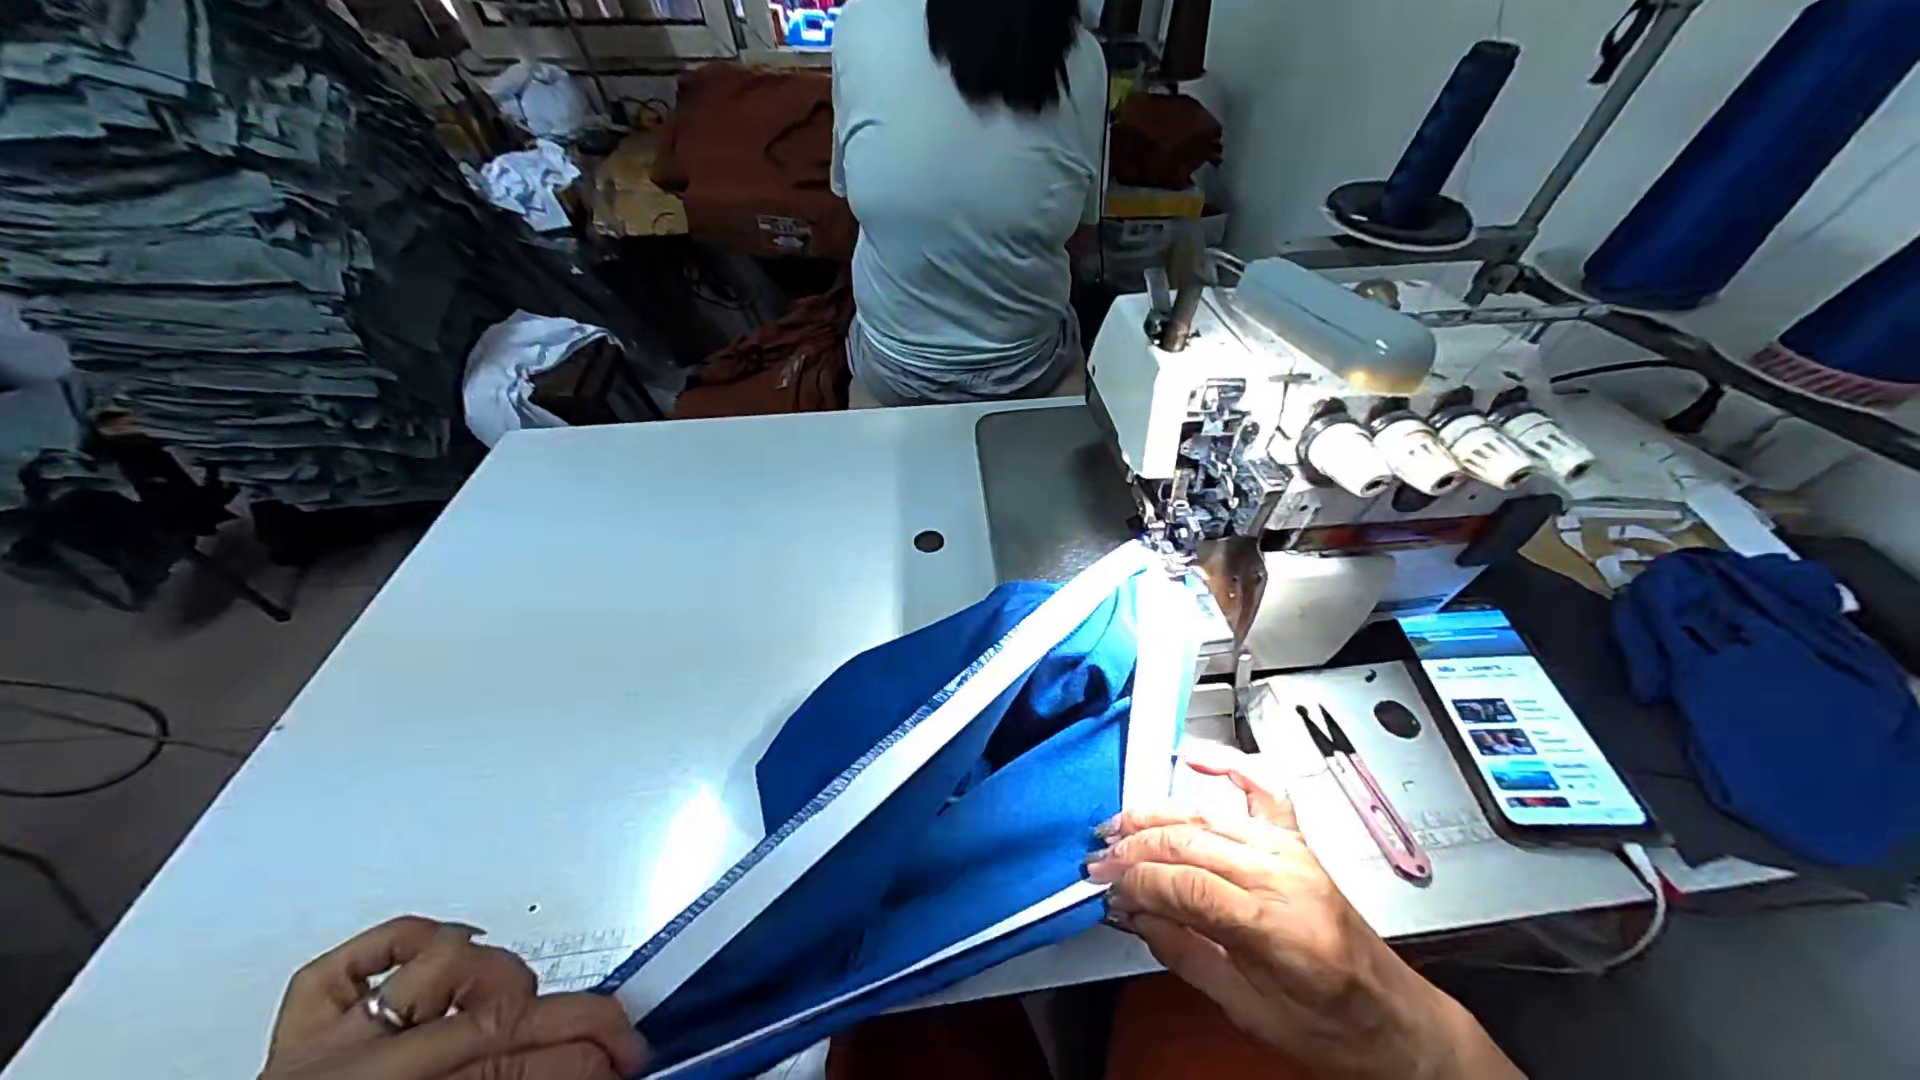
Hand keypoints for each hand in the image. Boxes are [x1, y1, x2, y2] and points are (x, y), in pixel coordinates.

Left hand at [260, 916, 648, 1079]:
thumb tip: (587, 1072)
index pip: (515, 1070)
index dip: (584, 1060)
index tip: (626, 1064)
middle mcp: (358, 1071)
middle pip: (498, 1017)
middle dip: (579, 1020)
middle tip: (623, 1037)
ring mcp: (324, 1044)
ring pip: (441, 963)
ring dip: (501, 976)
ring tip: (524, 1005)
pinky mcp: (296, 1030)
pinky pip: (353, 961)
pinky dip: (406, 940)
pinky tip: (444, 952)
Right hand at [1086, 749, 1521, 1079]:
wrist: (1393, 1021)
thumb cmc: (1331, 1026)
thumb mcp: (1245, 1009)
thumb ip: (1182, 953)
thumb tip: (1133, 912)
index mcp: (1278, 929)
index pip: (1187, 885)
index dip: (1138, 882)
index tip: (1109, 888)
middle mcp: (1285, 876)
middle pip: (1191, 841)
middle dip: (1136, 848)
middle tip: (1101, 860)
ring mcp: (1291, 851)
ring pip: (1208, 813)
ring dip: (1156, 815)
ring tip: (1121, 826)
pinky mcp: (1295, 840)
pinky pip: (1261, 787)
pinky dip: (1226, 765)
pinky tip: (1193, 757)